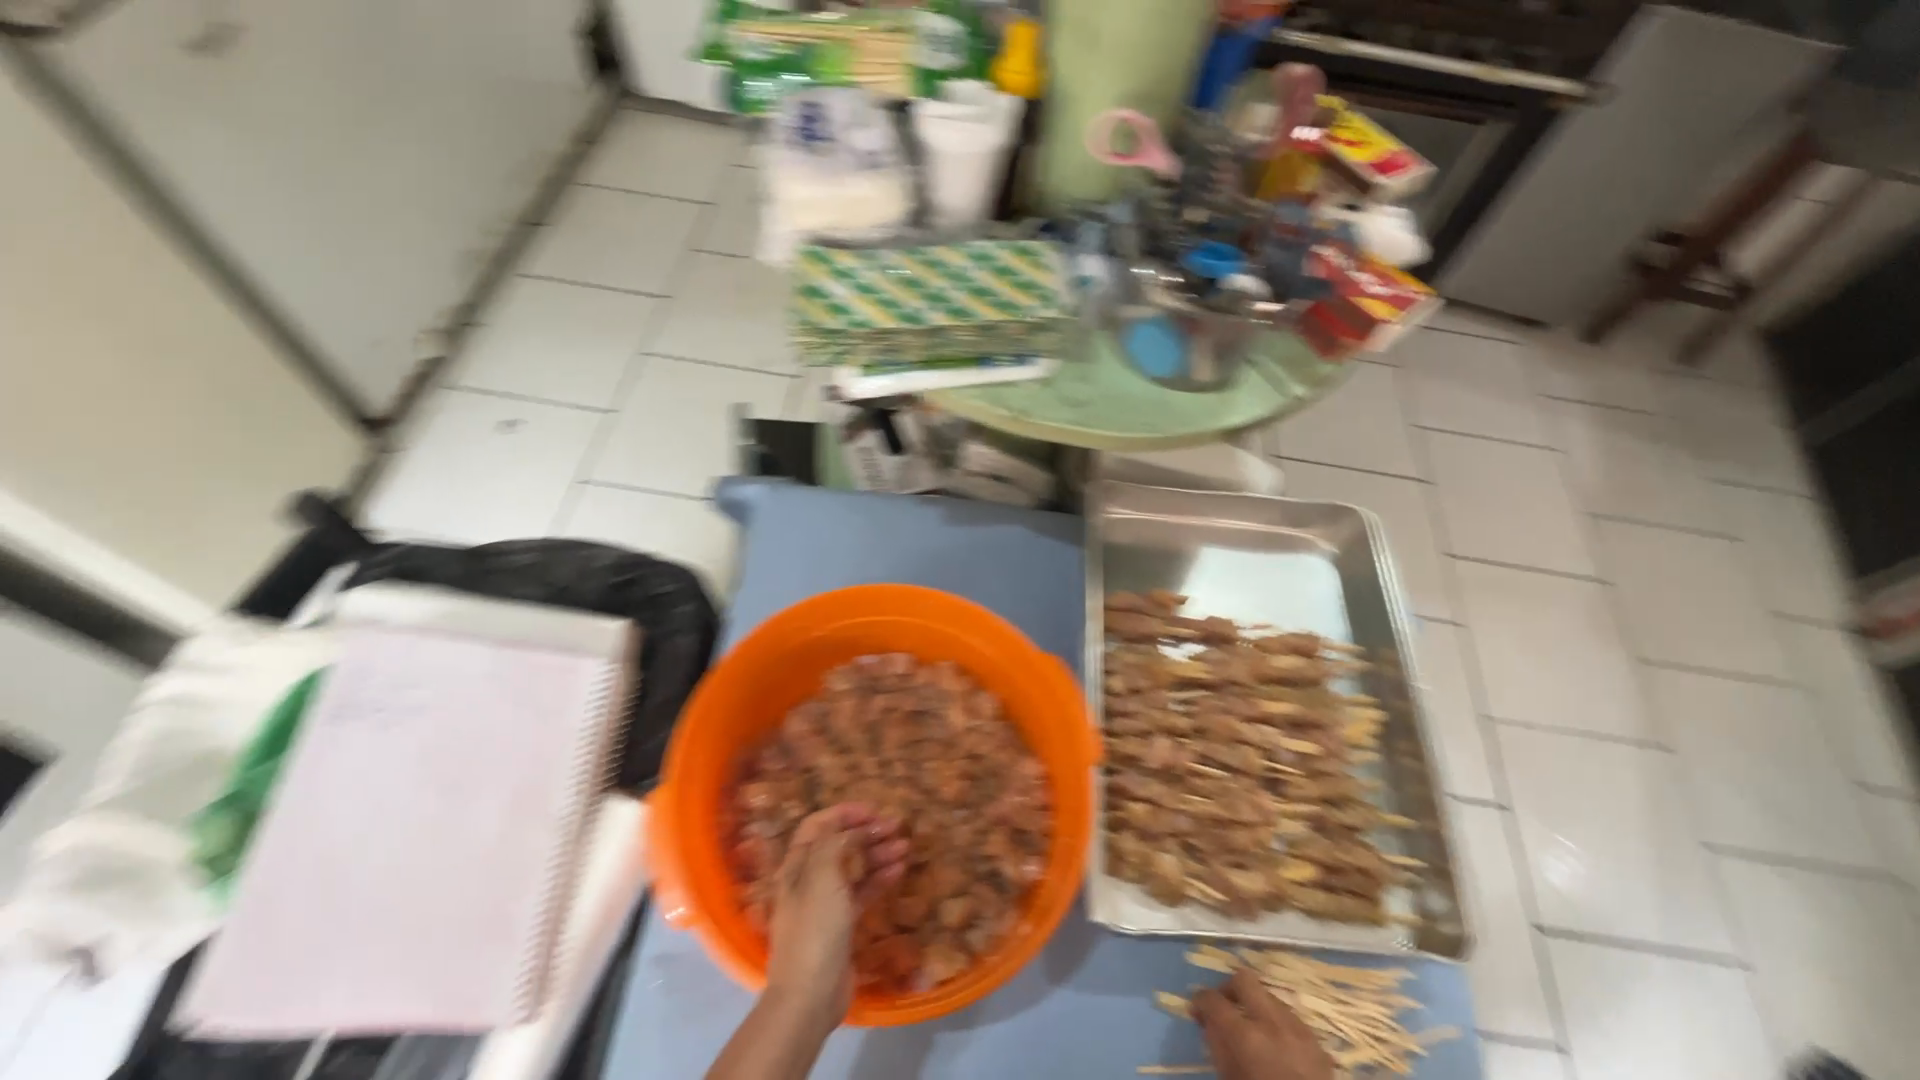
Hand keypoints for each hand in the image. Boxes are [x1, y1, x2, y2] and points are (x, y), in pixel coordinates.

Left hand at [764, 804, 908, 1027]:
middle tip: (896, 827)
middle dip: (866, 832)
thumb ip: (834, 844)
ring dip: (877, 854)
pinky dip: (879, 878)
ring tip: (905, 847)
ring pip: (853, 868)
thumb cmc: (814, 930)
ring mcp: (825, 903)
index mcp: (797, 865)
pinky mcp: (841, 924)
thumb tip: (850, 830)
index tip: (873, 811)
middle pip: (838, 845)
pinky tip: (899, 871)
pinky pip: (862, 892)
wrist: (809, 994)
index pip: (818, 826)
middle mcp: (809, 879)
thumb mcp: (821, 877)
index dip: (844, 813)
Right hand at [1193, 969, 1334, 1079]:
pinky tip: (1277, 1044)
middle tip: (1224, 1006)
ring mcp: (1299, 1029)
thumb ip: (1216, 1045)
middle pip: (1245, 980)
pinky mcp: (1317, 1041)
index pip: (1213, 999)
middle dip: (1229, 988)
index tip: (1196, 1009)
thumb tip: (1208, 1020)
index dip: (1200, 1000)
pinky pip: (1291, 1018)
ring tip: (1252, 1028)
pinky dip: (1278, 1023)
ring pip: (1270, 996)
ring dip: (1256, 1006)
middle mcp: (1272, 1023)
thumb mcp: (1228, 1077)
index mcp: (1246, 1036)